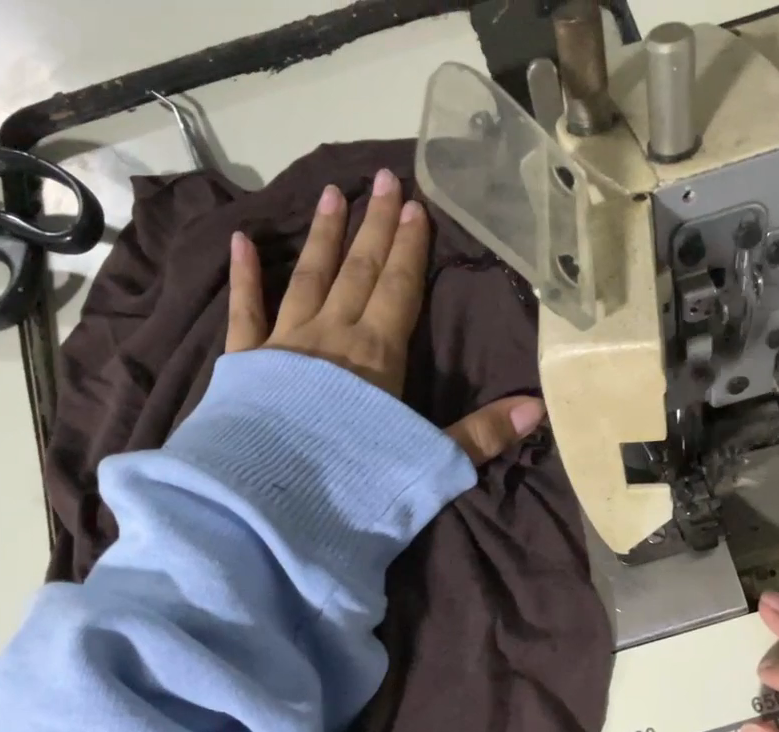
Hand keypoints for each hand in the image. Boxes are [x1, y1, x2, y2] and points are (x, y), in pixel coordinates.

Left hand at [224, 169, 544, 463]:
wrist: (271, 505)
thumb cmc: (355, 484)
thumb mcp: (430, 462)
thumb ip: (480, 434)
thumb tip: (537, 410)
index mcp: (376, 354)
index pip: (399, 288)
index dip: (410, 247)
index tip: (416, 204)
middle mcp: (331, 336)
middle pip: (358, 270)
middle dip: (374, 225)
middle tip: (384, 179)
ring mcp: (283, 346)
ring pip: (308, 278)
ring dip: (323, 237)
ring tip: (331, 195)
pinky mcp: (243, 366)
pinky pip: (245, 312)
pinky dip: (244, 276)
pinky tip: (241, 241)